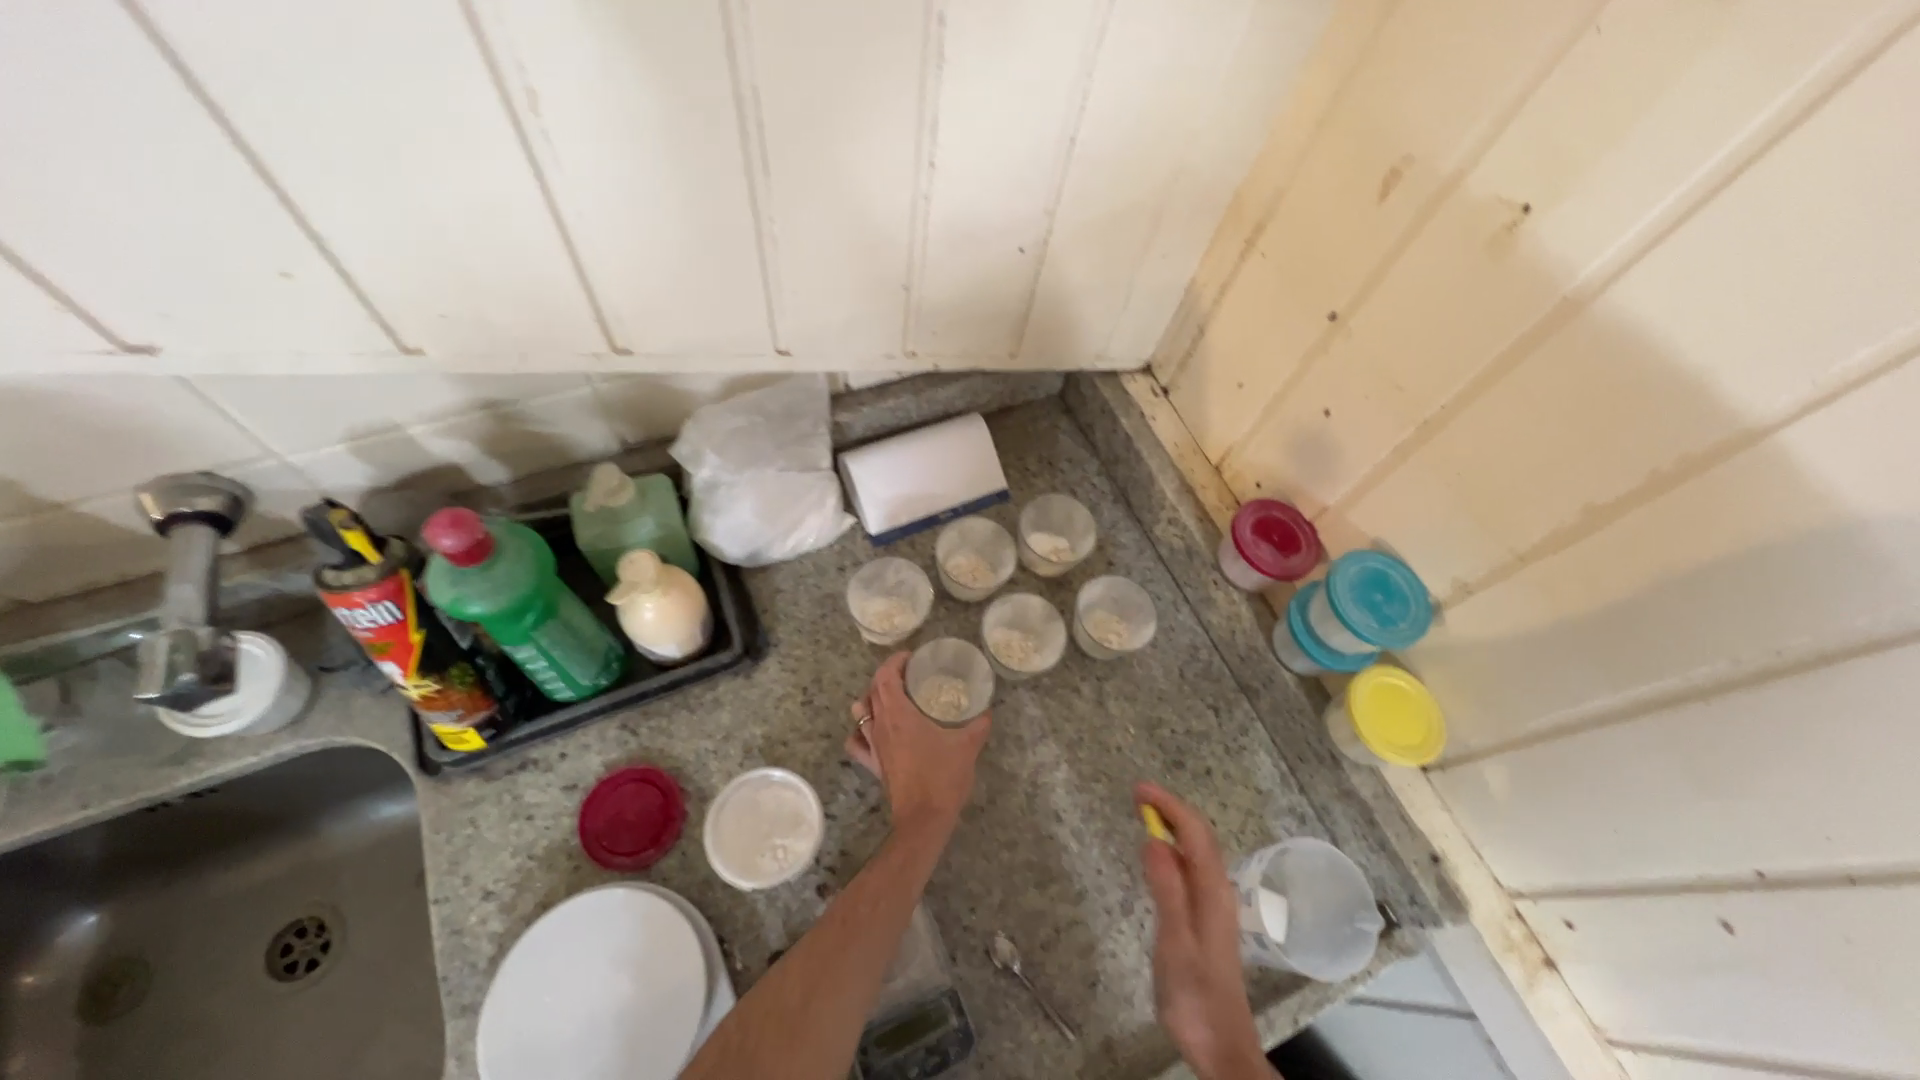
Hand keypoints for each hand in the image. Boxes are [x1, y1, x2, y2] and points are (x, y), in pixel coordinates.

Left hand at [845, 652, 991, 841]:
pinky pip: (857, 742)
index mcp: (899, 715)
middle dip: (886, 676)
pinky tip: (873, 730)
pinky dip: (860, 731)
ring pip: (861, 712)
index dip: (894, 662)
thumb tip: (988, 710)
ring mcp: (873, 746)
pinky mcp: (873, 764)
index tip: (911, 657)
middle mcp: (880, 726)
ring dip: (872, 699)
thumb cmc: (943, 777)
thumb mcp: (967, 746)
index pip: (885, 677)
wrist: (924, 818)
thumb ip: (978, 725)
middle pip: (873, 690)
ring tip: (891, 697)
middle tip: (908, 673)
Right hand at [1137, 782, 1272, 1079]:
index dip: (1169, 806)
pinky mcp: (1207, 921)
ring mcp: (1214, 906)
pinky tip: (1158, 859)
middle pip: (1199, 838)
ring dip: (1174, 828)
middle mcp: (1218, 892)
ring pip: (1197, 854)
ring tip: (1145, 816)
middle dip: (1171, 810)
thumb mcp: (1174, 940)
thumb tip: (1154, 839)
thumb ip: (1167, 889)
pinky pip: (1192, 871)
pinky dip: (1174, 852)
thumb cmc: (1194, 993)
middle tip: (1137, 796)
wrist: (1219, 1041)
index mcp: (1212, 892)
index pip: (1194, 833)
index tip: (1139, 790)